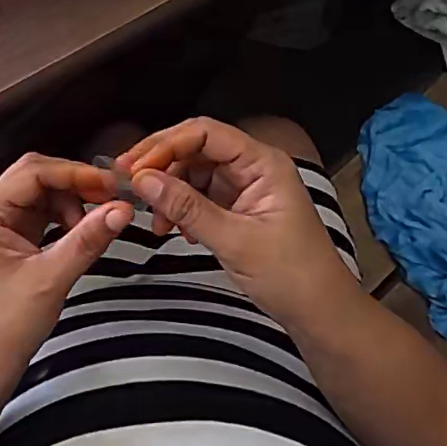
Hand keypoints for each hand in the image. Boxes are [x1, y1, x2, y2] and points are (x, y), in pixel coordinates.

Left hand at [0, 153, 133, 373]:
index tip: (108, 183)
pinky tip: (82, 229)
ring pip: (42, 192)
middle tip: (109, 195)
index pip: (31, 173)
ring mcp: (1, 225)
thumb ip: (86, 240)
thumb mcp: (52, 279)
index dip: (72, 173)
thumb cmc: (8, 324)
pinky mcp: (14, 237)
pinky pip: (43, 212)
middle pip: (35, 176)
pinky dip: (66, 215)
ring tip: (95, 222)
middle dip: (74, 182)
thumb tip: (121, 209)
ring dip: (72, 200)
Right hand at [116, 118, 356, 316]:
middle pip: (194, 148)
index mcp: (262, 163)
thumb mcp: (233, 239)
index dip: (166, 145)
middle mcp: (251, 167)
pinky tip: (172, 228)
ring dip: (167, 191)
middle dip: (159, 165)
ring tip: (156, 221)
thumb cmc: (291, 274)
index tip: (135, 168)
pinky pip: (196, 195)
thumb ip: (185, 207)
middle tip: (127, 182)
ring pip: (191, 172)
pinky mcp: (234, 206)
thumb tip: (142, 180)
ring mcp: (242, 186)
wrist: (319, 312)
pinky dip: (178, 208)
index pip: (205, 133)